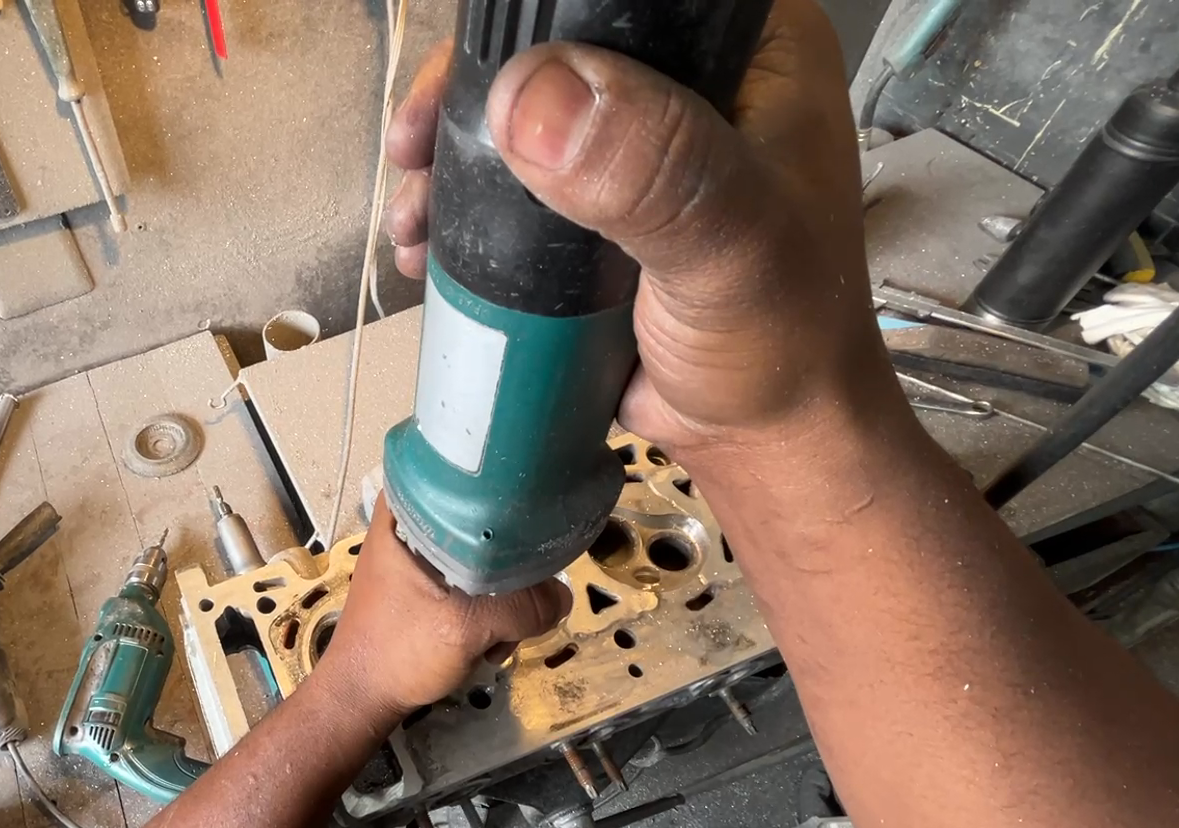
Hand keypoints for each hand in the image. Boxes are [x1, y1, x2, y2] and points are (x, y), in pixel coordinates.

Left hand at [312, 497, 570, 724]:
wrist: (362, 697)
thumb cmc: (397, 651)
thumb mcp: (464, 625)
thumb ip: (521, 606)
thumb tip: (561, 595)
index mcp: (406, 511)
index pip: (467, 475)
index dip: (506, 495)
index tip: (536, 520)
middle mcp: (412, 523)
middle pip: (486, 524)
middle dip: (510, 569)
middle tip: (513, 606)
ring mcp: (420, 557)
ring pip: (486, 561)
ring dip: (501, 601)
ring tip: (492, 638)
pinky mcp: (428, 586)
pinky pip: (476, 586)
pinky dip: (487, 613)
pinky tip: (484, 644)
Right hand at [384, 0, 893, 456]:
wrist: (754, 434)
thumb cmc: (771, 340)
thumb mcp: (723, 244)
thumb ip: (648, 171)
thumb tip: (528, 99)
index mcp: (739, 58)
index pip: (619, 5)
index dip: (526, 29)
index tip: (448, 89)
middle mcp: (677, 100)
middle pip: (546, 74)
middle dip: (461, 116)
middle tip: (408, 156)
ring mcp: (627, 171)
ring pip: (517, 147)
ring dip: (448, 180)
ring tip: (407, 225)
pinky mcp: (589, 235)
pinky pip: (513, 214)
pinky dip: (461, 231)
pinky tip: (425, 257)